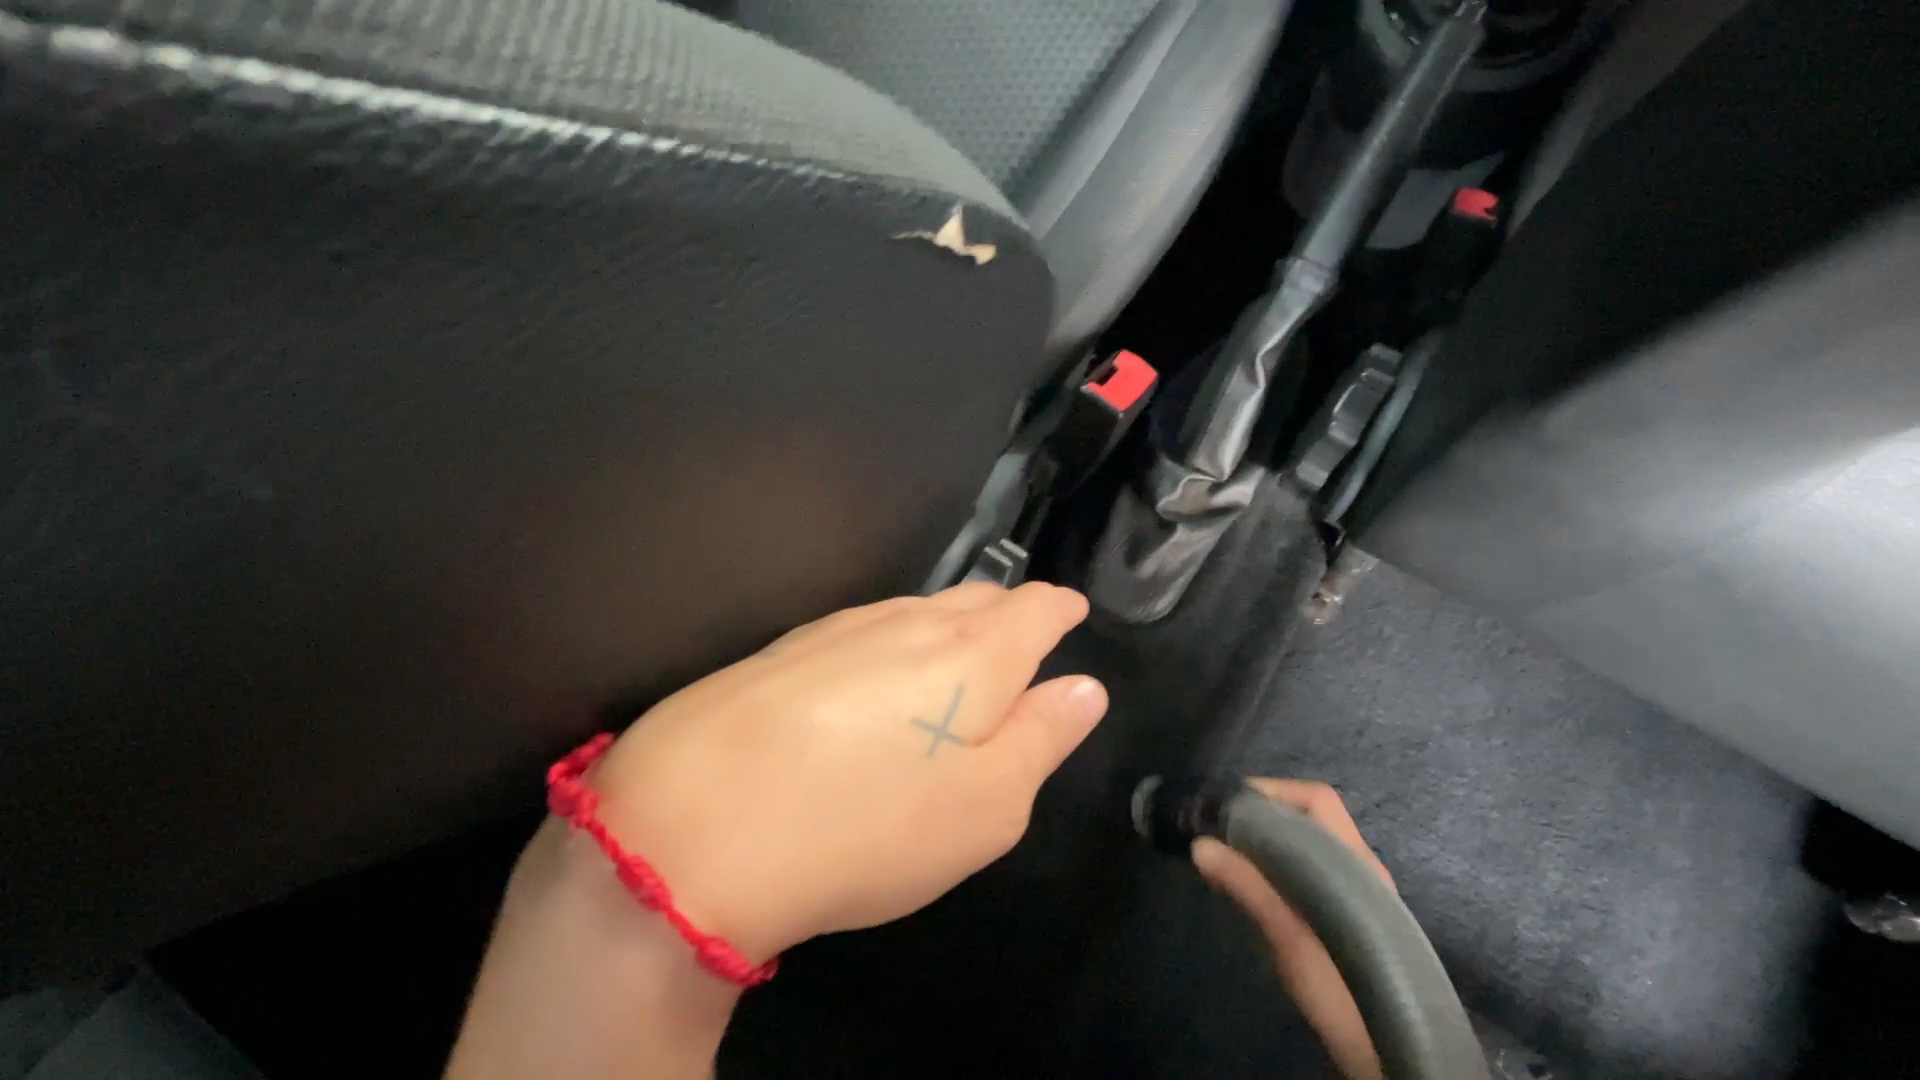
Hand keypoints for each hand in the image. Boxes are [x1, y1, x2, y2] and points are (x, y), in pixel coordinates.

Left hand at [587, 582, 1106, 961]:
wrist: (696, 823)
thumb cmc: (870, 825)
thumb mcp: (987, 807)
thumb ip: (1043, 738)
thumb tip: (1083, 687)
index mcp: (974, 654)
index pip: (1036, 608)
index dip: (1060, 608)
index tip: (1071, 614)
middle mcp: (910, 622)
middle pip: (977, 598)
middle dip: (1008, 610)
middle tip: (1022, 635)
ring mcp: (840, 629)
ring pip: (917, 610)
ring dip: (948, 623)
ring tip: (959, 648)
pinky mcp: (785, 651)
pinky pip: (863, 630)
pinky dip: (892, 642)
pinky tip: (878, 673)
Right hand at [1192, 780, 1390, 1079]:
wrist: (1384, 1048)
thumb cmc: (1340, 988)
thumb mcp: (1289, 936)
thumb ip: (1249, 886)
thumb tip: (1200, 845)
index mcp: (1356, 861)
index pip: (1317, 799)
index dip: (1273, 791)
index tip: (1229, 803)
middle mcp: (1363, 866)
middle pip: (1314, 816)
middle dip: (1267, 812)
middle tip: (1223, 825)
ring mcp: (1361, 890)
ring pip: (1312, 842)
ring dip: (1273, 837)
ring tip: (1232, 850)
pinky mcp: (1352, 913)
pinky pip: (1314, 867)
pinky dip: (1282, 861)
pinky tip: (1258, 882)